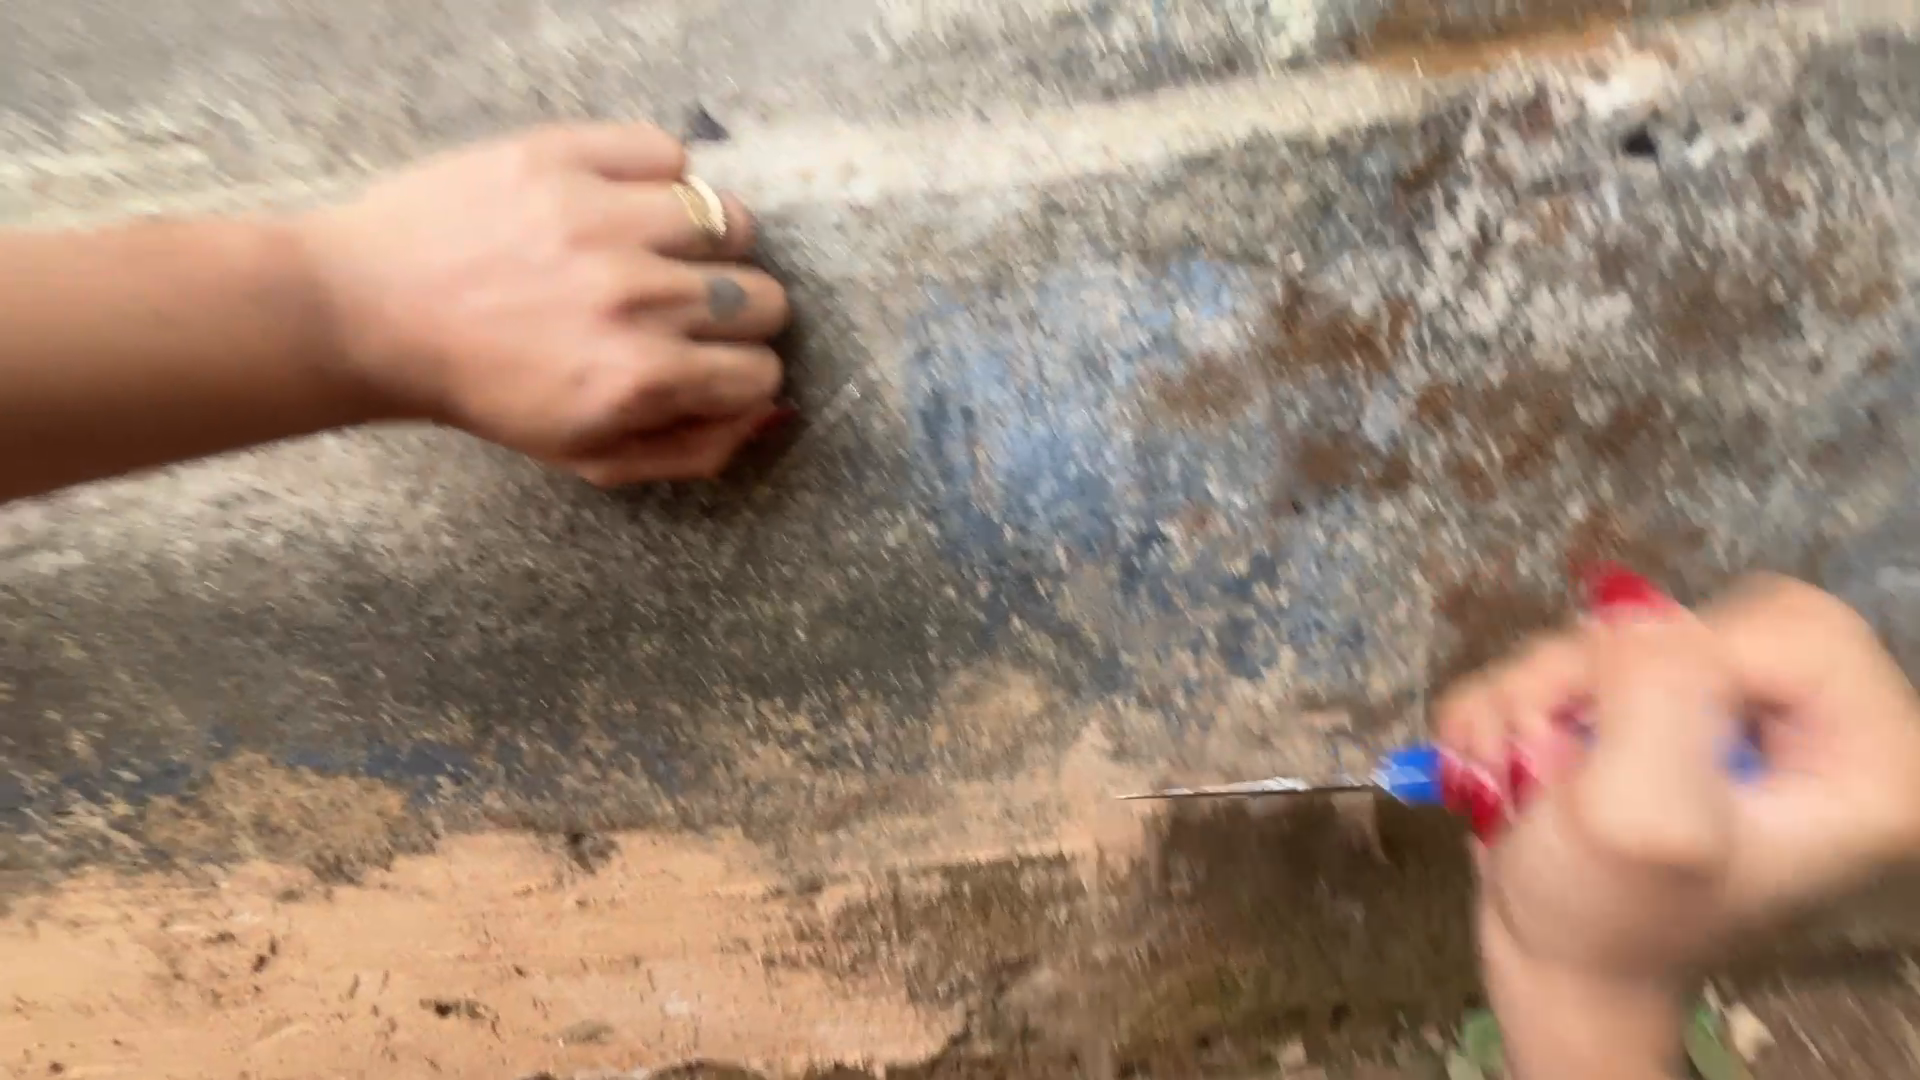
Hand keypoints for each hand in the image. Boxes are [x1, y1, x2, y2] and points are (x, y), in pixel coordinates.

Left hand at [293, 122, 791, 484]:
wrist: (368, 312)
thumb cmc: (491, 396)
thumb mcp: (595, 457)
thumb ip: (697, 449)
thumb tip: (773, 411)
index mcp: (644, 380)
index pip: (763, 371)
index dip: (743, 374)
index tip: (714, 365)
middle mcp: (638, 300)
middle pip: (765, 298)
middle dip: (739, 316)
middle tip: (693, 312)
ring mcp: (603, 220)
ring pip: (733, 222)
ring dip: (713, 246)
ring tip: (669, 253)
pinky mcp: (563, 156)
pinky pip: (670, 153)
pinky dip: (665, 180)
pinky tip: (633, 205)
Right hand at [1437, 576, 1919, 1076]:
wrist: (1544, 957)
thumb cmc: (1602, 913)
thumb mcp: (1639, 816)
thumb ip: (1659, 701)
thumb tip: (1636, 614)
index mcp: (1846, 757)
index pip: (1786, 625)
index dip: (1685, 653)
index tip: (1613, 720)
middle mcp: (1770, 726)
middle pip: (1666, 625)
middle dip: (1572, 681)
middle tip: (1539, 747)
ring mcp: (1683, 719)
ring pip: (1585, 644)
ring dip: (1519, 702)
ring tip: (1507, 771)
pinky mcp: (1610, 717)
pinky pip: (1536, 667)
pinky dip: (1496, 709)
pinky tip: (1491, 762)